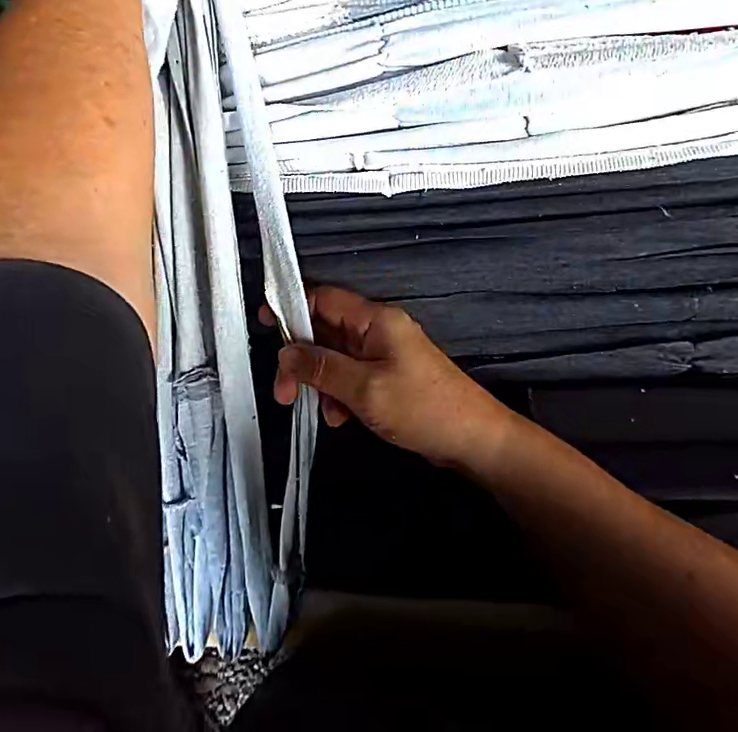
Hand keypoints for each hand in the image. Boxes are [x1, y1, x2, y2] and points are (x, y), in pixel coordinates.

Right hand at [263, 286, 519, 469]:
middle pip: (326, 330)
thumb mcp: (364, 389)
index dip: (291, 306)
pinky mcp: (389, 375)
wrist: (473, 438)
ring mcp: (385, 353)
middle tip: (284, 391)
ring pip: (336, 357)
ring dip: (321, 382)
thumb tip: (287, 352)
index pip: (324, 298)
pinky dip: (340, 393)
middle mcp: (379, 329)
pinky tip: (341, 416)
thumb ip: (322, 368)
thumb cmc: (424, 408)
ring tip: (322, 411)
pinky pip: (352, 375)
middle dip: (302, 359)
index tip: (264, 322)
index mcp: (376, 320)